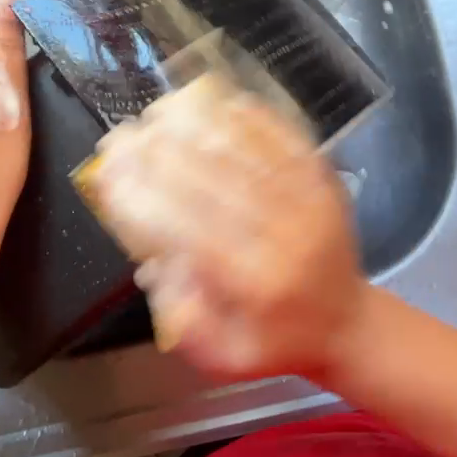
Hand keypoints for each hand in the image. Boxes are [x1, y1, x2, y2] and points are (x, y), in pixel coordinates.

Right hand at [87, 79, 366, 380]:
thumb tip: (152, 264)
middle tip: (120, 137)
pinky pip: (283, 137)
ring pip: (246, 151)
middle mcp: (285, 236)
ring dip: (197, 126)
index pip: (189, 229)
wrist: (348, 324)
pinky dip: (246, 115)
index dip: (144, 198)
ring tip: (156, 112)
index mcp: (256, 284)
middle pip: (214, 182)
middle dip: (159, 155)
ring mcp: (309, 201)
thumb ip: (184, 318)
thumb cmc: (275, 341)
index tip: (108, 174)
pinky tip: (212, 99)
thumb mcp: (223, 356)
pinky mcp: (323, 180)